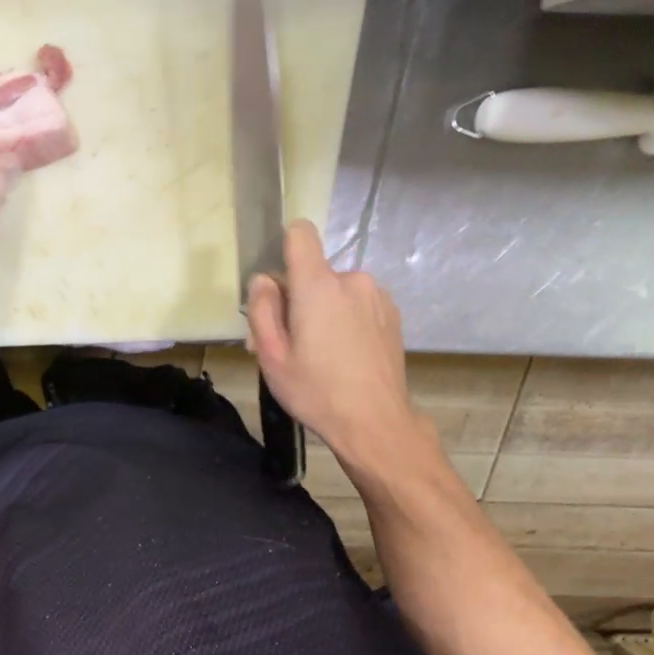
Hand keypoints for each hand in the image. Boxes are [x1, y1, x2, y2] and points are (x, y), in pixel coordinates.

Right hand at [246, 221, 418, 458]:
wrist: (374, 420)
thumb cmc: (315, 391)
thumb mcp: (271, 357)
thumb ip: (262, 311)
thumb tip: (263, 281)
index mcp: (318, 287)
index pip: (301, 235)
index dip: (284, 248)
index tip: (276, 283)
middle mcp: (351, 280)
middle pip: (314, 274)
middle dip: (297, 301)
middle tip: (289, 346)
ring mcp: (376, 295)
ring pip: (335, 292)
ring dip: (322, 313)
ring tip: (317, 356)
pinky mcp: (391, 313)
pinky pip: (356, 306)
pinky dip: (344, 322)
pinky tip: (343, 357)